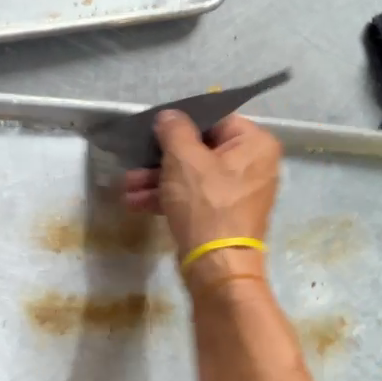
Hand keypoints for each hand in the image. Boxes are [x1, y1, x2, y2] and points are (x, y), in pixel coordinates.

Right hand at [121, 112, 282, 287]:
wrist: (216, 265)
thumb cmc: (206, 204)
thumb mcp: (183, 160)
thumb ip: (174, 130)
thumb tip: (169, 115)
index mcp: (254, 143)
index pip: (215, 121)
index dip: (181, 125)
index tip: (153, 133)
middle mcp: (253, 164)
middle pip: (200, 151)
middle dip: (161, 160)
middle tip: (133, 164)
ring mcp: (238, 193)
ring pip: (192, 177)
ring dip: (157, 181)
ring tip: (127, 188)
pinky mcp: (223, 216)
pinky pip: (194, 198)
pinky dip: (168, 199)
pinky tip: (137, 203)